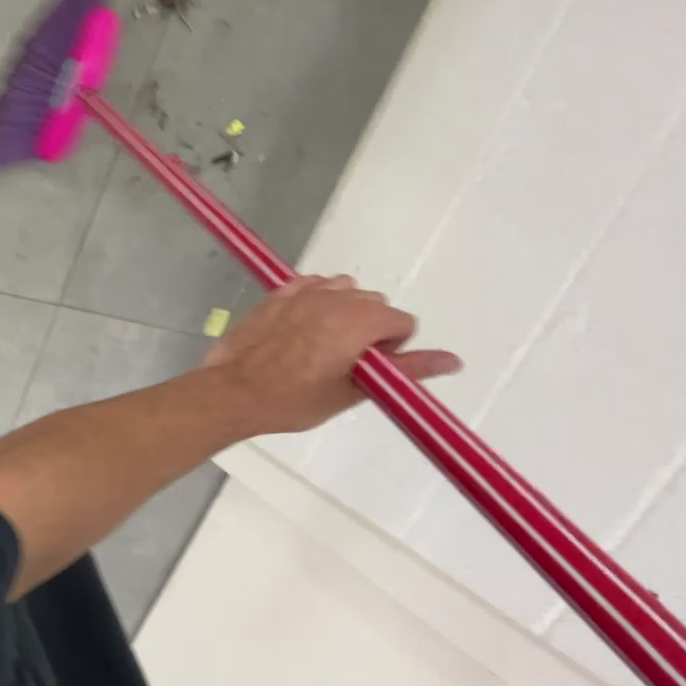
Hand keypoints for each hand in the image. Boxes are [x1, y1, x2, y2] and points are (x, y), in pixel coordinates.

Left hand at [203, 274, 460, 435]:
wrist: (231, 393)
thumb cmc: (292, 400)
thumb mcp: (352, 392)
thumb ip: (407, 370)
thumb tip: (455, 360)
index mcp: (363, 319)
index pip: (402, 323)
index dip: (386, 349)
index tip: (360, 369)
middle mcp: (337, 297)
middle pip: (372, 305)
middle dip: (364, 329)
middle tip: (334, 362)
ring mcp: (303, 293)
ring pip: (342, 291)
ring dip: (339, 312)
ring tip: (314, 346)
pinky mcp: (275, 295)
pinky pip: (308, 286)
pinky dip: (311, 301)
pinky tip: (296, 327)